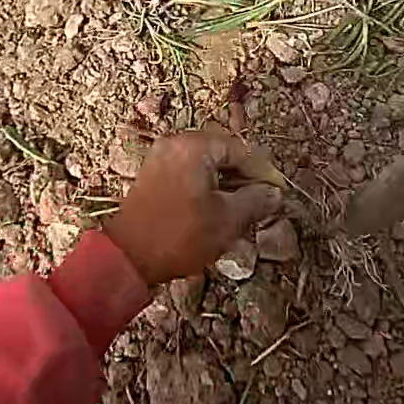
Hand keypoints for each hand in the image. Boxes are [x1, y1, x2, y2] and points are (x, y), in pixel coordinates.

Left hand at [102, 132, 283, 285]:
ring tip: (242, 208)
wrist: (125, 260)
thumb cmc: (180, 236)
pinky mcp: (153, 175)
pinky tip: (218, 208)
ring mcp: (161, 158)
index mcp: (195, 146)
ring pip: (207, 164)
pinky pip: (190, 172)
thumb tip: (275, 193)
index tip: (277, 192)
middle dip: (245, 177)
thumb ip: (256, 200)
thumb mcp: (227, 219)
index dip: (263, 173)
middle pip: (223, 154)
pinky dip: (207, 186)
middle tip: (262, 201)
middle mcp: (176, 143)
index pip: (241, 151)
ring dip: (226, 183)